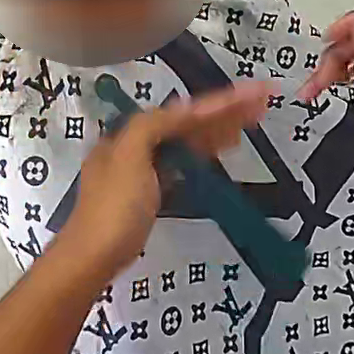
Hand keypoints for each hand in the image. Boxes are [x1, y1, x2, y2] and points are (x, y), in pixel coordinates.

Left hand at [47, 81, 273, 281]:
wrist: (92, 259)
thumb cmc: (113, 210)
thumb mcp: (128, 158)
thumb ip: (153, 126)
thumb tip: (183, 107)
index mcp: (131, 134)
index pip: (183, 111)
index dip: (219, 102)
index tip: (251, 94)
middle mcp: (138, 146)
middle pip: (189, 123)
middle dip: (225, 111)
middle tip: (261, 103)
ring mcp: (146, 170)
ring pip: (189, 141)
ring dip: (221, 128)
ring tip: (254, 118)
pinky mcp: (154, 192)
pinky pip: (186, 161)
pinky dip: (207, 151)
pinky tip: (224, 147)